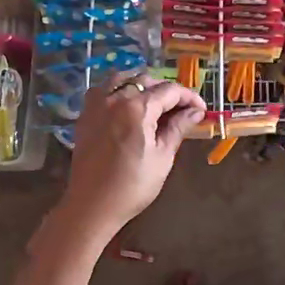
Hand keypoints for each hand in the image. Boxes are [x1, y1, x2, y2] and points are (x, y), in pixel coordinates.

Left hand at [58, 76, 204, 234]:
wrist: (92, 204)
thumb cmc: (132, 185)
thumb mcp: (162, 156)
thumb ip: (177, 128)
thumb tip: (194, 111)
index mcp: (136, 108)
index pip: (169, 90)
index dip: (189, 97)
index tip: (200, 110)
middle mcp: (113, 98)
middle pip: (145, 81)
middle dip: (166, 91)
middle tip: (181, 109)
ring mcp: (95, 105)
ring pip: (121, 79)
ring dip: (141, 85)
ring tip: (155, 103)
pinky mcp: (84, 115)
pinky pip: (102, 90)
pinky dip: (117, 89)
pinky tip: (127, 104)